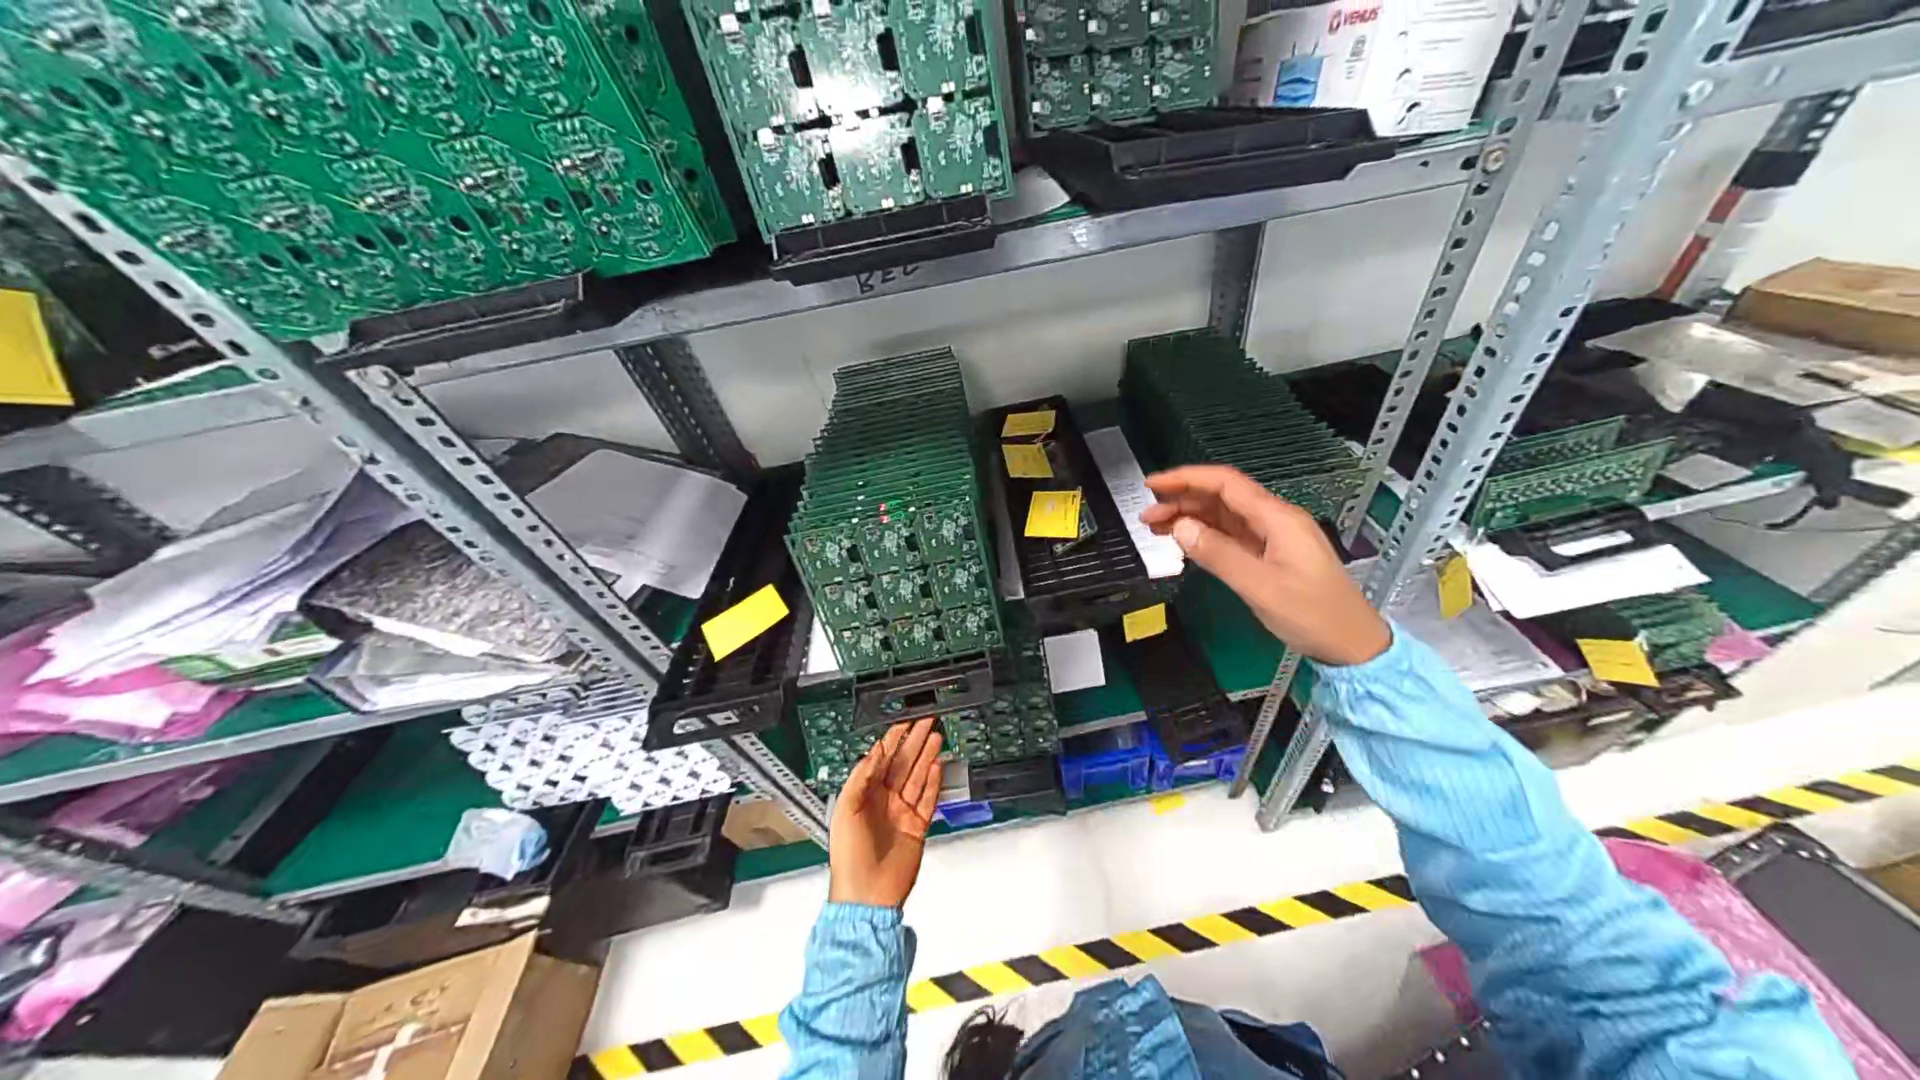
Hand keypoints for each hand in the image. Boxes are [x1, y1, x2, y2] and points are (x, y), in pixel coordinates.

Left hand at [828, 717, 942, 907]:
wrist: (866, 895)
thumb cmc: (848, 858)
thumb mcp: (844, 810)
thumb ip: (859, 779)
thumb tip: (872, 754)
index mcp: (863, 795)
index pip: (881, 759)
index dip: (893, 740)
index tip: (903, 722)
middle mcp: (883, 800)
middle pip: (903, 763)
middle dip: (914, 741)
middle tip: (926, 722)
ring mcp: (901, 813)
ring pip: (917, 776)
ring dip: (927, 756)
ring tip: (936, 736)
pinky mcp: (917, 826)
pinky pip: (928, 798)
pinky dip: (934, 782)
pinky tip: (938, 766)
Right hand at [1141, 465, 1389, 666]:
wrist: (1350, 644)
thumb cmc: (1313, 615)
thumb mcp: (1260, 586)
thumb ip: (1218, 554)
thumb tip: (1181, 528)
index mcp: (1277, 518)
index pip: (1225, 483)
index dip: (1186, 478)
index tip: (1153, 485)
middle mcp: (1274, 521)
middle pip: (1221, 497)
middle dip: (1181, 500)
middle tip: (1146, 516)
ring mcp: (1272, 538)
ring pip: (1223, 516)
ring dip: (1189, 517)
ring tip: (1156, 527)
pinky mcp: (1268, 555)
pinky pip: (1229, 535)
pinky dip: (1203, 535)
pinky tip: (1183, 541)